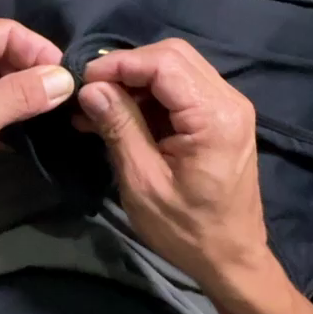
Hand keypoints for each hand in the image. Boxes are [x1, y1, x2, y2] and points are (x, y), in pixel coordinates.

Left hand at [0, 16, 74, 234]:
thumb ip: (19, 96)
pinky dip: (7, 109)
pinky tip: (31, 126)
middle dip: (33, 73)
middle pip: (2, 51)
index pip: (5, 32)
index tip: (70, 78)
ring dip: (22, 93)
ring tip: (55, 111)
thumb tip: (65, 79)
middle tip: (66, 98)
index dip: (40, 52)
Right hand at [78, 39, 275, 292]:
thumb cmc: (186, 229)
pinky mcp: (221, 118)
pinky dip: (148, 96)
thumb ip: (119, 128)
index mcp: (214, 117)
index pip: (164, 63)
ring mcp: (228, 107)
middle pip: (173, 56)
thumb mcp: (143, 182)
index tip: (82, 83)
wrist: (230, 257)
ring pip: (176, 68)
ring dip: (135, 81)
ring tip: (97, 107)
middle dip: (126, 68)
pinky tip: (119, 115)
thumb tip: (90, 89)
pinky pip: (181, 89)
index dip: (118, 64)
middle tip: (89, 94)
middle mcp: (228, 101)